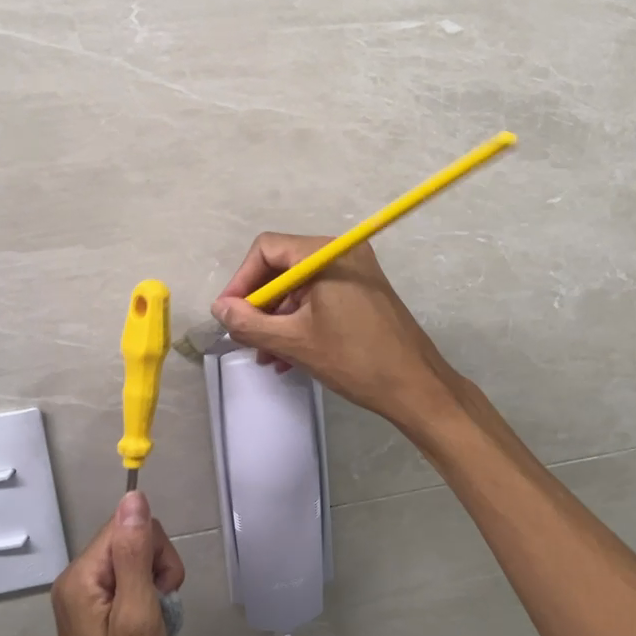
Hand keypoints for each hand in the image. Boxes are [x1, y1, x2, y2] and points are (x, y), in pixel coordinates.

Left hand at [53, 491, 184, 635]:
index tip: (160, 587)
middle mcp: (76, 579)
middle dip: (156, 566)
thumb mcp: (138, 614)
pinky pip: (129, 580)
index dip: (153, 549)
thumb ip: (135, 553)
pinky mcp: (96, 610)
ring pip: (135, 558)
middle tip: (159, 606)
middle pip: (130, 538)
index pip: (125, 525)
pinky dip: (148, 596)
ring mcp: (84, 596)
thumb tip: (133, 497)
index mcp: (80, 577)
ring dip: (155, 582)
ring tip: (155, 619)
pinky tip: (148, 622)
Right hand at [209, 232, 460, 429]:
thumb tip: (220, 308)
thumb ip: (250, 322)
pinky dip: (300, 321)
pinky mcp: (363, 291)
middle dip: (260, 305)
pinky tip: (287, 356)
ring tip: (265, 356)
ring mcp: (356, 271)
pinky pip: (320, 297)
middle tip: (245, 339)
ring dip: (278, 319)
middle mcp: (342, 252)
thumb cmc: (355, 359)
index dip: (241, 281)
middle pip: (282, 266)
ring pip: (300, 286)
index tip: (228, 315)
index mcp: (326, 254)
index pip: (267, 249)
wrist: (416, 385)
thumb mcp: (294, 341)